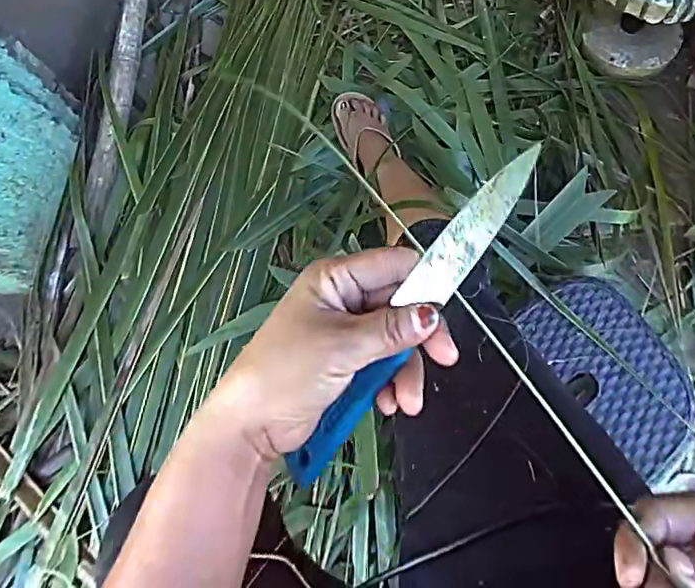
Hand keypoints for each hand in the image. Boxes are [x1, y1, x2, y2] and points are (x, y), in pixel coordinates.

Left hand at [203, 248, 459, 459]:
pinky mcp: (348, 360)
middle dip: (420, 335)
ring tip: (407, 403)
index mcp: (336, 278)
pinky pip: (384, 361)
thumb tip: (432, 314)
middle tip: (445, 357)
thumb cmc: (287, 372)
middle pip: (400, 304)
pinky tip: (388, 405)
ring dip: (406, 369)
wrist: (248, 428)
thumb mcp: (343, 348)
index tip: (447, 306)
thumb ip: (391, 330)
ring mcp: (347, 329)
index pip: (393, 265)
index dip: (423, 280)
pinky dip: (391, 382)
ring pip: (396, 337)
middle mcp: (344, 297)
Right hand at [612, 493, 694, 587]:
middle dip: (645, 576)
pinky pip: (673, 587)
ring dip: (657, 585)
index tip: (630, 574)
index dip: (632, 538)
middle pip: (645, 556)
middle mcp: (687, 549)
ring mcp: (690, 576)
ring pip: (655, 580)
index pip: (649, 514)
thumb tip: (669, 559)